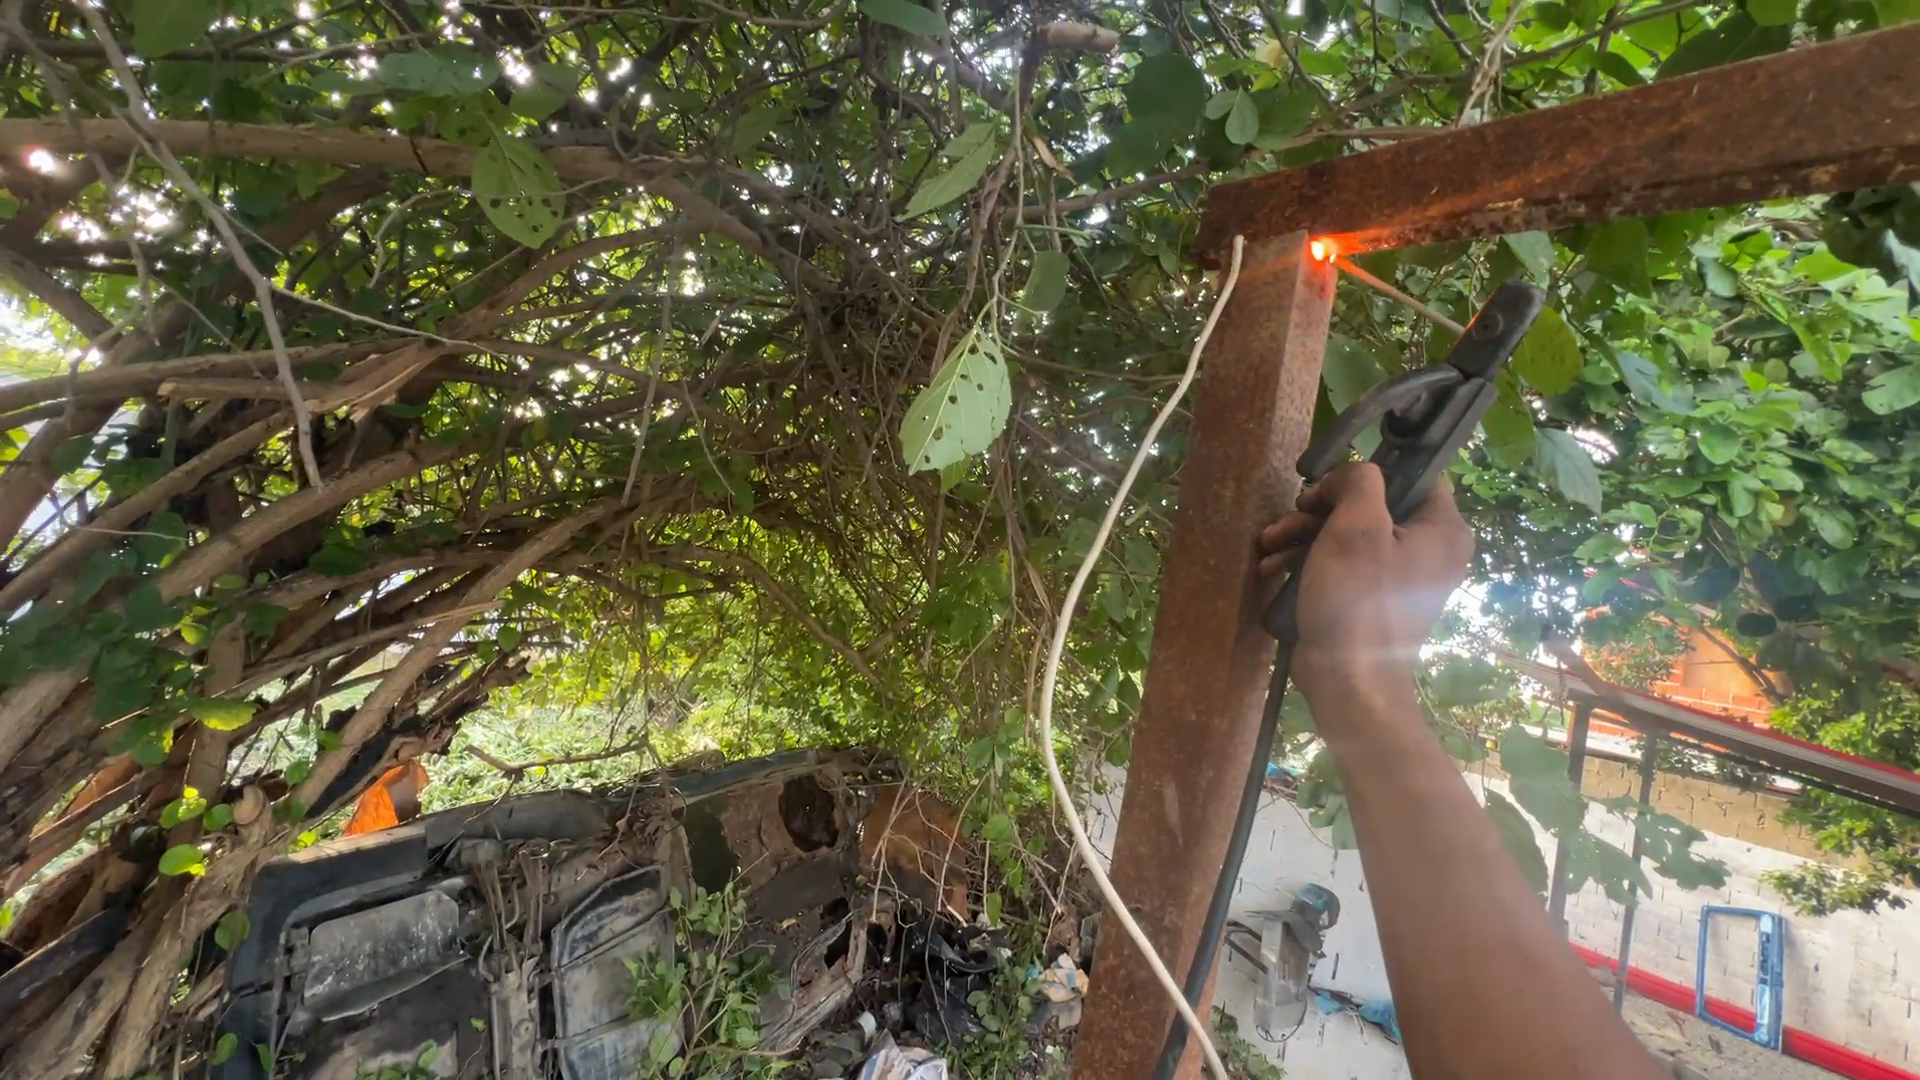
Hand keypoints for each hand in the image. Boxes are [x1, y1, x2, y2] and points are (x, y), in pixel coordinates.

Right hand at [1257, 463, 1472, 707]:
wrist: (1348, 678)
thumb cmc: (1356, 599)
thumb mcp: (1356, 527)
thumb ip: (1359, 482)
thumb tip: (1350, 475)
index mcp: (1442, 530)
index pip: (1412, 477)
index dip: (1363, 476)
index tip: (1322, 489)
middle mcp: (1429, 551)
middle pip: (1369, 507)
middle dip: (1317, 512)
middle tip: (1286, 519)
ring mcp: (1399, 578)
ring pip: (1347, 536)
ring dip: (1302, 536)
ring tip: (1267, 547)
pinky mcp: (1370, 600)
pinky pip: (1341, 565)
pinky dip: (1307, 562)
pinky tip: (1273, 569)